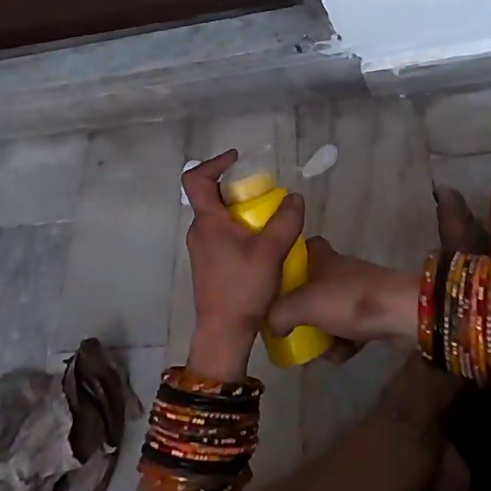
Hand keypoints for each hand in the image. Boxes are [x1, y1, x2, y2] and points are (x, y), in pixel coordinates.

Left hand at [180, 150, 304, 379]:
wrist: (224, 331)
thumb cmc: (243, 287)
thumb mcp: (271, 251)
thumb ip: (285, 220)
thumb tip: (294, 197)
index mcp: (207, 221)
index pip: (196, 179)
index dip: (214, 163)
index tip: (237, 159)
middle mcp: (198, 231)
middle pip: (210, 197)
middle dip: (235, 188)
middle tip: (262, 190)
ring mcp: (201, 249)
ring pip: (217, 218)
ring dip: (239, 211)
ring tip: (267, 217)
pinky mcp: (208, 264)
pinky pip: (221, 235)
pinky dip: (238, 229)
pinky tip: (261, 244)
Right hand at [265, 238, 416, 344]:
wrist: (403, 313)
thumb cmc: (349, 299)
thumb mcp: (303, 305)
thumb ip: (278, 315)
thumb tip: (269, 326)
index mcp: (321, 258)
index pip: (302, 248)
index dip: (289, 261)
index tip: (275, 282)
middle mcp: (339, 271)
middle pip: (312, 286)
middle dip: (302, 310)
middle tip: (291, 328)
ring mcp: (358, 292)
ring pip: (330, 311)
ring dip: (323, 332)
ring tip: (319, 350)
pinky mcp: (374, 312)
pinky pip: (350, 328)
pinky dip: (344, 342)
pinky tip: (341, 355)